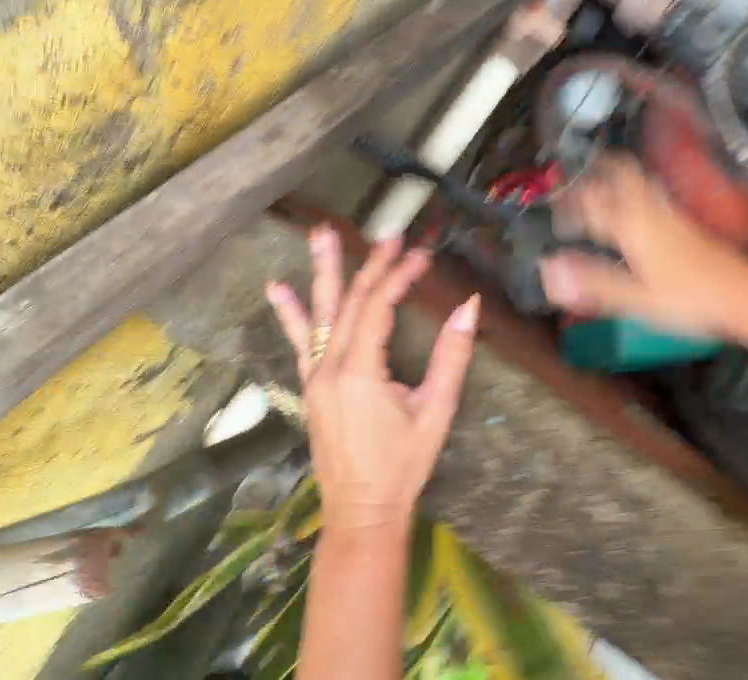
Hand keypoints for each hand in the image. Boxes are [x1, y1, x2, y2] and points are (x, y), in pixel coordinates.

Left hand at [266, 226, 478, 533]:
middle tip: (387, 235)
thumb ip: (452, 355)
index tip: (423, 255)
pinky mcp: (310, 387)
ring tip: (318, 235)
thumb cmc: (403, 464)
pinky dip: (290, 314)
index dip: (400, 277)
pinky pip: (300, 343)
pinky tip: (278, 289)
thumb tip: (469, 307)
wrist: (361, 512)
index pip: (379, 308)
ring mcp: (315, 377)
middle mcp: (330, 368)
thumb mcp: (435, 410)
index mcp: (360, 372)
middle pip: (350, 304)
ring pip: (319, 315)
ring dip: (323, 273)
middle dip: (370, 266)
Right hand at [538, 154, 747, 336]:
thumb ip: (592, 283)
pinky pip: (654, 193)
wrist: (742, 294)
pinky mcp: (685, 222)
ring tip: (602, 177)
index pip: (592, 204)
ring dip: (617, 175)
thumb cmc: (690, 300)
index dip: (569, 203)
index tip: (553, 206)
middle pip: (621, 174)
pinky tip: (639, 205)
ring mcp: (670, 214)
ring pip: (639, 179)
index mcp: (632, 227)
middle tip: (578, 173)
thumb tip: (550, 272)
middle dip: (596, 169)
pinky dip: (637, 189)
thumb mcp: (635, 298)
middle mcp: (650, 212)